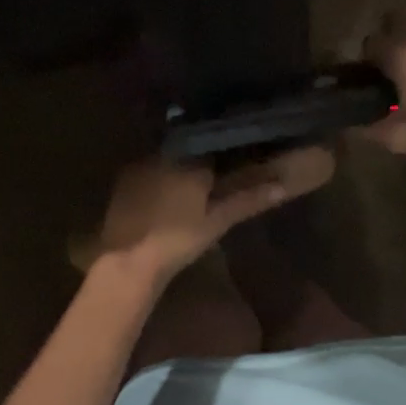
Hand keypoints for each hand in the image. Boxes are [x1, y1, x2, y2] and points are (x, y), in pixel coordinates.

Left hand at [96, 147, 334, 280]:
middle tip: (210, 172)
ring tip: (188, 182)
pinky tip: (162, 193)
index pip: (211, 144)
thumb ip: (247, 199)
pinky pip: (147, 168)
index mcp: (190, 160)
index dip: (222, 151)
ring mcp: (140, 165)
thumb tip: (282, 187)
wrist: (129, 260)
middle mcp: (164, 153)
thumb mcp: (216, 221)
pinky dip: (157, 175)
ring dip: (177, 165)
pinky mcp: (123, 180)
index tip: (232, 157)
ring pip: (166, 157)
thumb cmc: (178, 240)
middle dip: (198, 157)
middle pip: (187, 148)